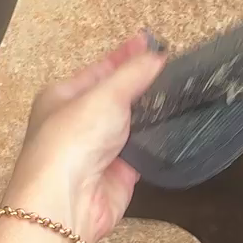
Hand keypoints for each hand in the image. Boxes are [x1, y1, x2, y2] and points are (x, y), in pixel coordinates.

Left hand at [2, 33, 166, 242]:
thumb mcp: (104, 94)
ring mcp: (99, 151)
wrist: (68, 200)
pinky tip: (174, 128)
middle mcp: (79, 124)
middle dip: (140, 86)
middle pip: (116, 99)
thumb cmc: (71, 141)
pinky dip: (155, 144)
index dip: (125, 56)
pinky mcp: (118, 176)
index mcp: (62, 97)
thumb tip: (156, 57)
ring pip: (131, 127)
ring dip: (150, 115)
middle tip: (170, 67)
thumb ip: (133, 74)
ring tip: (180, 93)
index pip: (99, 70)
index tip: (150, 43)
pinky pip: (141, 154)